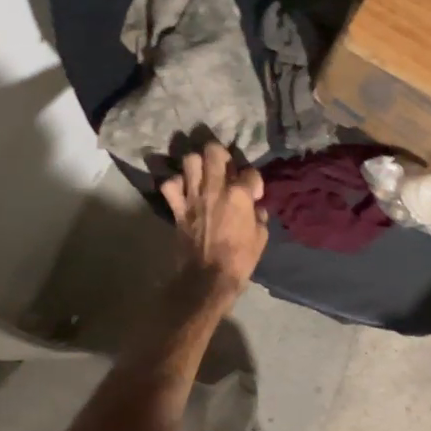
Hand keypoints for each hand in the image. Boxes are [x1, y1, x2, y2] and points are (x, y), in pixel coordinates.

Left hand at [160, 143, 267, 288]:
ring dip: (198, 163)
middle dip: (221, 154)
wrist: (207, 279)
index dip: (255, 181)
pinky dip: (176, 184)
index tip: (255, 193)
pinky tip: (184, 190)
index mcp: (239, 195)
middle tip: (225, 166)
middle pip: (214, 151)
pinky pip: (170, 185)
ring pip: (189, 161)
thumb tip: (255, 209)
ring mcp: (193, 197)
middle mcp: (215, 189)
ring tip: (204, 173)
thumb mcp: (261, 239)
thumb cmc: (239, 261)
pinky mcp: (177, 208)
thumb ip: (258, 217)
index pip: (250, 172)